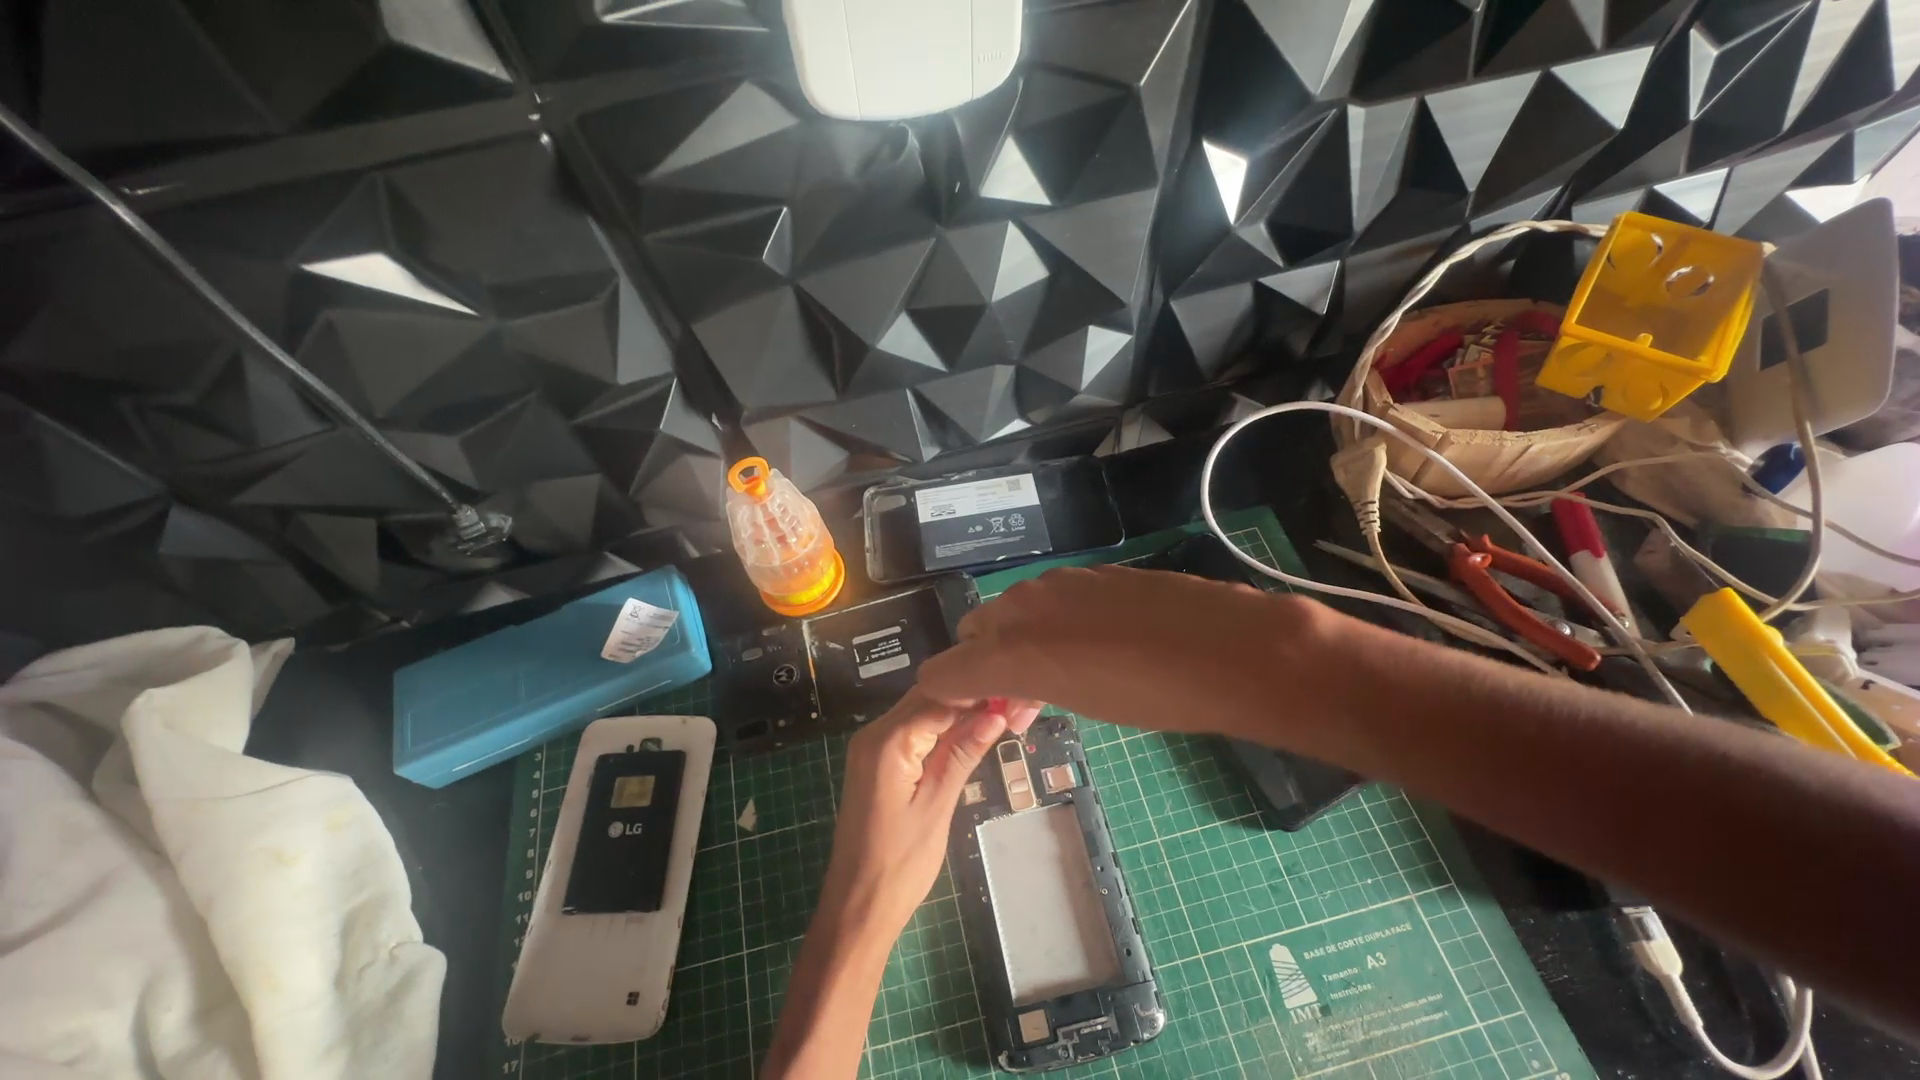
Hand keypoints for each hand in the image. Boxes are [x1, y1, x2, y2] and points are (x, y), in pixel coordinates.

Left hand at [819, 690, 1027, 939]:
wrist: (857, 906)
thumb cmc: (900, 864)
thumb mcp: (937, 805)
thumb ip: (962, 754)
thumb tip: (995, 715)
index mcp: (887, 741)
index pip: (938, 698)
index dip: (977, 693)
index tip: (1014, 694)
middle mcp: (873, 734)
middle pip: (926, 699)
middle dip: (967, 699)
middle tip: (1012, 706)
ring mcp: (870, 749)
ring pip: (919, 714)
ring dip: (955, 714)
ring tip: (998, 718)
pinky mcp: (874, 764)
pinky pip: (910, 733)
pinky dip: (937, 732)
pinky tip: (967, 737)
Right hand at [917, 565, 1330, 741]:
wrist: (1234, 649)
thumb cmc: (1157, 697)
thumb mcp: (1082, 705)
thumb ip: (1027, 687)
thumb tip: (1011, 688)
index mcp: (1012, 648)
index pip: (944, 671)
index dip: (947, 694)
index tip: (970, 712)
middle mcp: (1023, 605)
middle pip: (973, 632)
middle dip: (982, 664)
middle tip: (1017, 700)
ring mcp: (1059, 582)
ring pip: (1012, 611)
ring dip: (1017, 642)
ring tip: (1056, 679)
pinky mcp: (1093, 572)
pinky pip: (1050, 599)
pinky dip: (1051, 623)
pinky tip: (1091, 648)